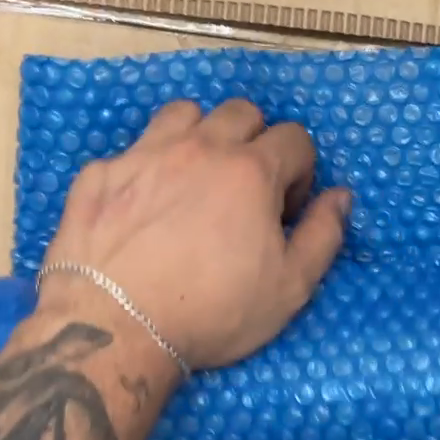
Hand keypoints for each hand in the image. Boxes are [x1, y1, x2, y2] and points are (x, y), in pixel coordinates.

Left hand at [38, 99, 351, 372]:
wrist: (118, 327)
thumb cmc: (217, 310)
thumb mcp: (293, 285)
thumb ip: (324, 234)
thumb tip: (341, 196)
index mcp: (252, 171)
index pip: (295, 138)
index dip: (301, 173)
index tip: (286, 211)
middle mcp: (199, 148)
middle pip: (241, 112)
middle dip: (257, 142)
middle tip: (249, 191)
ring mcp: (143, 154)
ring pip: (184, 113)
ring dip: (203, 137)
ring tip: (199, 182)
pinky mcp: (98, 174)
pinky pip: (135, 149)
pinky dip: (152, 168)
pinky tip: (148, 209)